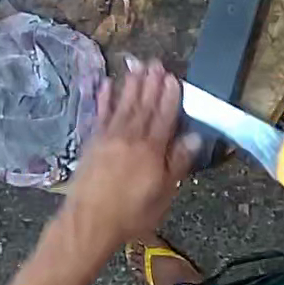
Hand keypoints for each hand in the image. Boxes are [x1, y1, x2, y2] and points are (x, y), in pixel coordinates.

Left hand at [60, 60, 198, 251]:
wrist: (90, 221)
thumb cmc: (131, 214)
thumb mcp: (163, 194)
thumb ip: (177, 163)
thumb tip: (194, 137)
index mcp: (151, 150)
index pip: (164, 117)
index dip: (170, 97)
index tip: (174, 78)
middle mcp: (130, 138)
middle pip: (143, 106)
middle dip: (151, 83)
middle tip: (156, 63)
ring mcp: (109, 137)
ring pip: (123, 104)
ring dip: (131, 84)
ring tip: (137, 65)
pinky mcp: (92, 141)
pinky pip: (100, 114)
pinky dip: (104, 98)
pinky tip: (106, 84)